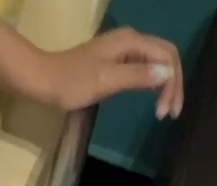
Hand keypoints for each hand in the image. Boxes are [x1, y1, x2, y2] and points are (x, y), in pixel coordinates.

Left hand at [30, 27, 183, 117]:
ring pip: (156, 63)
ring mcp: (123, 50)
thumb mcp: (106, 80)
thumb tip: (166, 73)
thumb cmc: (72, 83)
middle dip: (173, 84)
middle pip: (165, 57)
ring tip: (164, 111)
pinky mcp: (116, 61)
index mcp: (131, 41)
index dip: (172, 84)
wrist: (43, 80)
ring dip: (164, 85)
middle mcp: (130, 41)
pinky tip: (152, 99)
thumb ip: (137, 75)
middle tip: (171, 114)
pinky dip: (152, 83)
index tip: (165, 114)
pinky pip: (143, 68)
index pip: (167, 57)